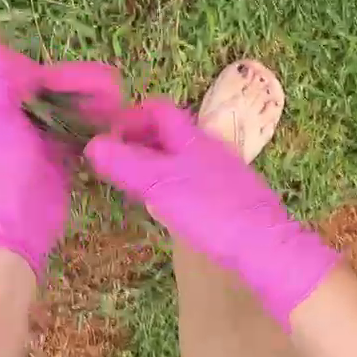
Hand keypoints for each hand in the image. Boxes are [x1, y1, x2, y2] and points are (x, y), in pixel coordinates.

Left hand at [0, 32, 121, 275]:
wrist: (6, 236)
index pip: (25, 74)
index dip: (58, 72)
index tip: (91, 74)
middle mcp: (10, 121)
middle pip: (49, 92)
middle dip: (82, 88)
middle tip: (117, 89)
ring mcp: (34, 144)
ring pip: (65, 113)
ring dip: (92, 107)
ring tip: (122, 105)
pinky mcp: (55, 164)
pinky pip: (75, 138)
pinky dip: (93, 130)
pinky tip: (115, 126)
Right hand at [84, 101, 337, 326]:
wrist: (264, 245)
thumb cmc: (209, 209)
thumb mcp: (160, 185)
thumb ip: (126, 164)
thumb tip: (91, 144)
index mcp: (192, 138)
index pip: (159, 110)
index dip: (131, 117)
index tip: (107, 135)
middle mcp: (210, 149)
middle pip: (169, 134)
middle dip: (139, 142)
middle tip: (113, 163)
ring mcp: (223, 173)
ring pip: (181, 159)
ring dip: (154, 166)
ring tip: (133, 186)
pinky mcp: (230, 197)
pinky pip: (193, 180)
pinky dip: (171, 185)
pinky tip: (166, 209)